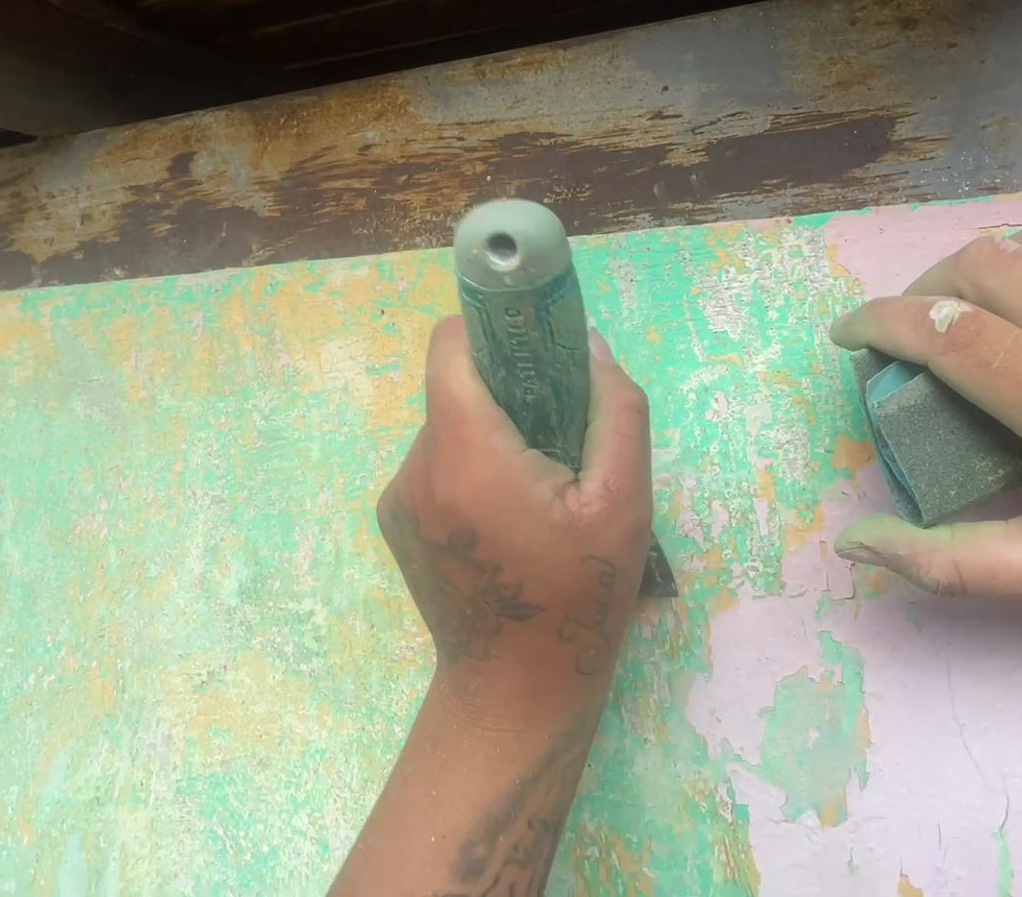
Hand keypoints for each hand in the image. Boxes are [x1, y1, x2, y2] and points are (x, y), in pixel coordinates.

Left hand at [377, 316, 651, 728]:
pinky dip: (473, 463)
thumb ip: (616, 410)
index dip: (494, 330)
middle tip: (560, 433)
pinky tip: (511, 511)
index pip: (451, 346)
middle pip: (455, 386)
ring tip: (541, 481)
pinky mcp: (396, 521)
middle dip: (508, 391)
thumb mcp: (624, 502)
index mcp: (464, 454)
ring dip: (493, 431)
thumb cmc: (579, 595)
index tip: (539, 350)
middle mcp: (415, 467)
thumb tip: (590, 347)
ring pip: (448, 424)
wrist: (516, 690)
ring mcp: (398, 497)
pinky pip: (437, 461)